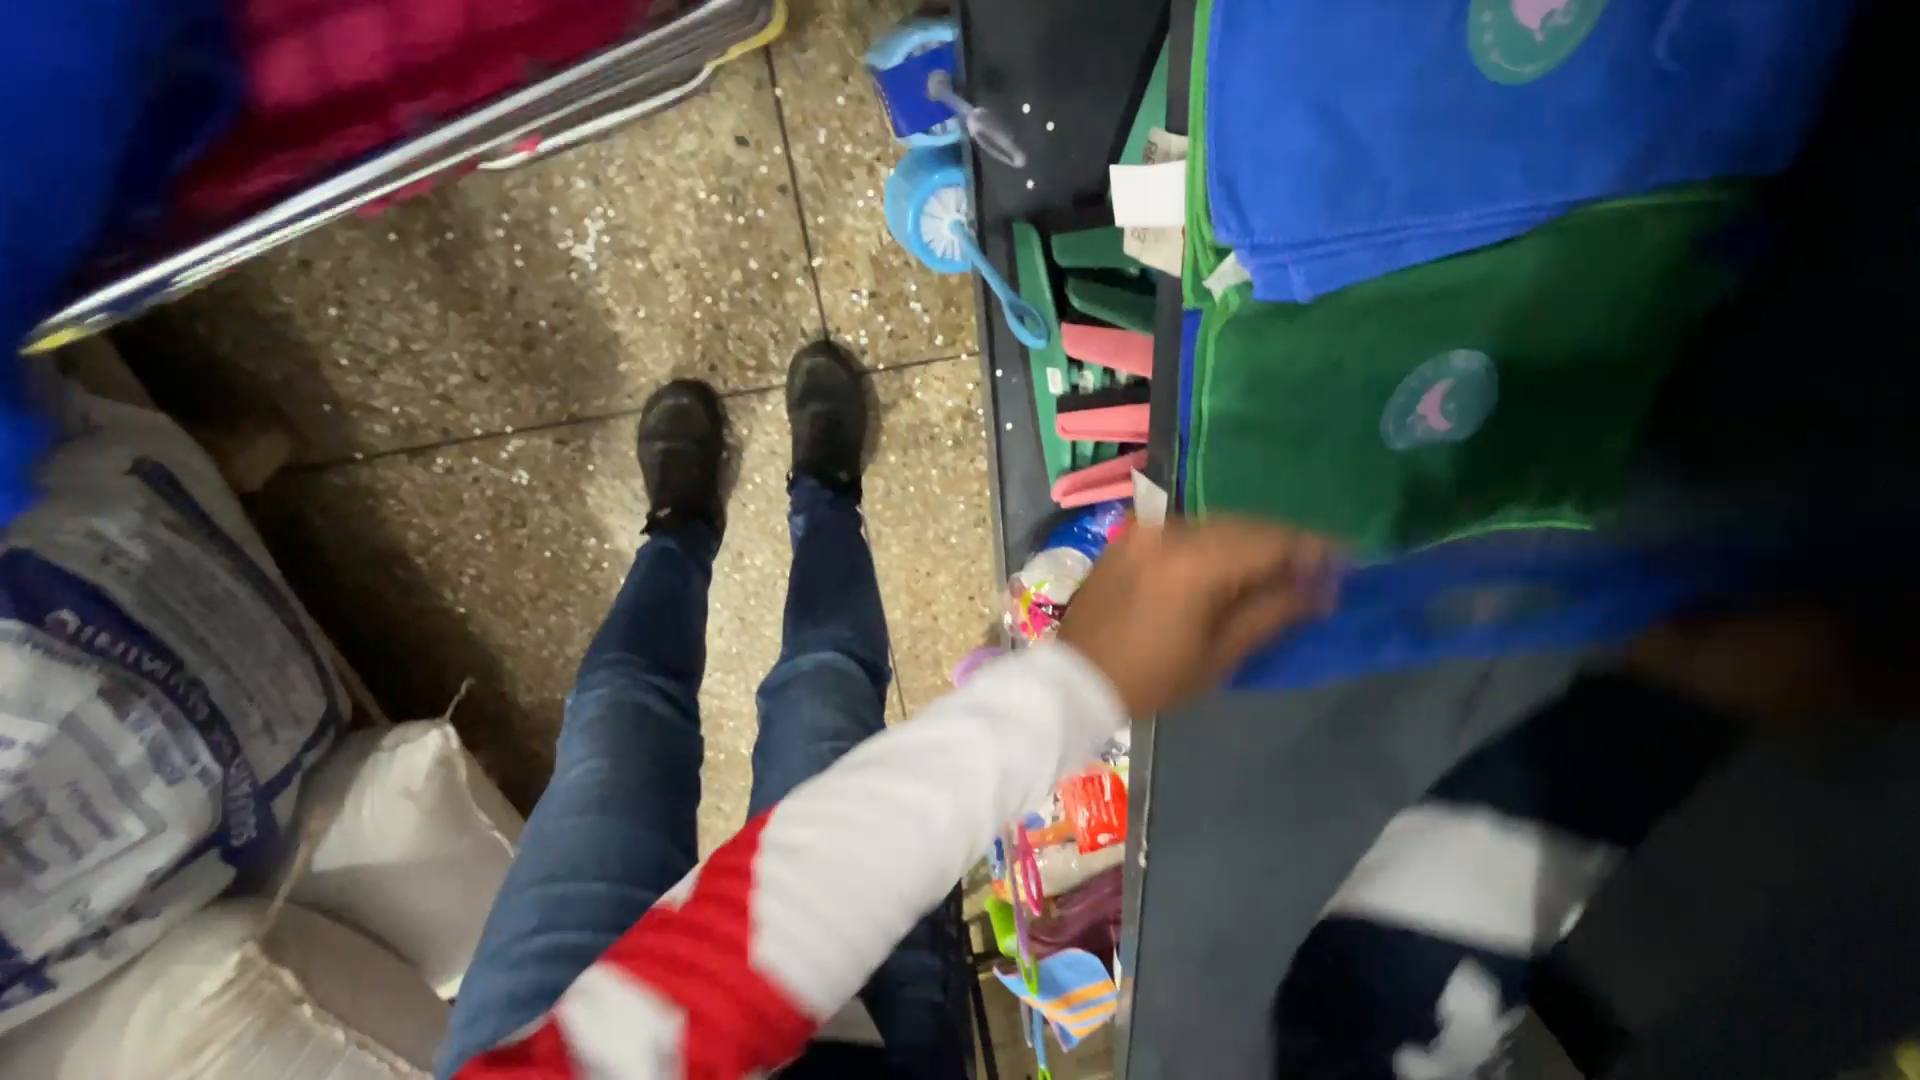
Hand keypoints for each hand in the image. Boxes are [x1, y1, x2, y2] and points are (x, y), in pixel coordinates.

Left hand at [1058, 518, 1339, 716]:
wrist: (1075, 677)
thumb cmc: (1151, 676)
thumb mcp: (1220, 654)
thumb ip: (1274, 611)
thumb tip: (1322, 588)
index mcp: (1195, 560)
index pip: (1271, 541)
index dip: (1315, 549)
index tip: (1347, 561)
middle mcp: (1170, 530)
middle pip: (1245, 526)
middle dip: (1285, 544)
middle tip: (1318, 568)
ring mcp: (1145, 529)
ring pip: (1215, 524)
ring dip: (1250, 541)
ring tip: (1279, 568)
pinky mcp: (1129, 537)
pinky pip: (1185, 530)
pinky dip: (1214, 542)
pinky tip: (1231, 564)